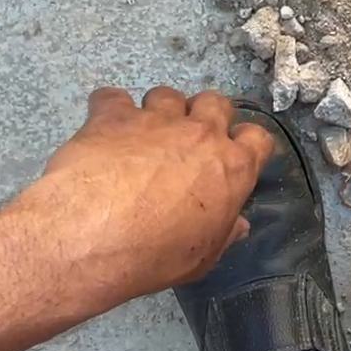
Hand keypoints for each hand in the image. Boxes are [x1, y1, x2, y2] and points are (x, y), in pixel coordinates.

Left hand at [3, 87, 272, 311]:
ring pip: (168, 94)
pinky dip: (110, 107)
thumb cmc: (157, 255)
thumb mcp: (204, 256)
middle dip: (207, 114)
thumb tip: (238, 225)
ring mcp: (158, 121)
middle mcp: (202, 135)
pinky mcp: (112, 117)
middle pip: (217, 102)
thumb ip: (224, 233)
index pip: (259, 137)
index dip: (246, 143)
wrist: (92, 238)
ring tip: (144, 133)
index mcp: (233, 167)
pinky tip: (103, 128)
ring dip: (161, 110)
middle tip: (189, 138)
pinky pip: (113, 97)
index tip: (233, 153)